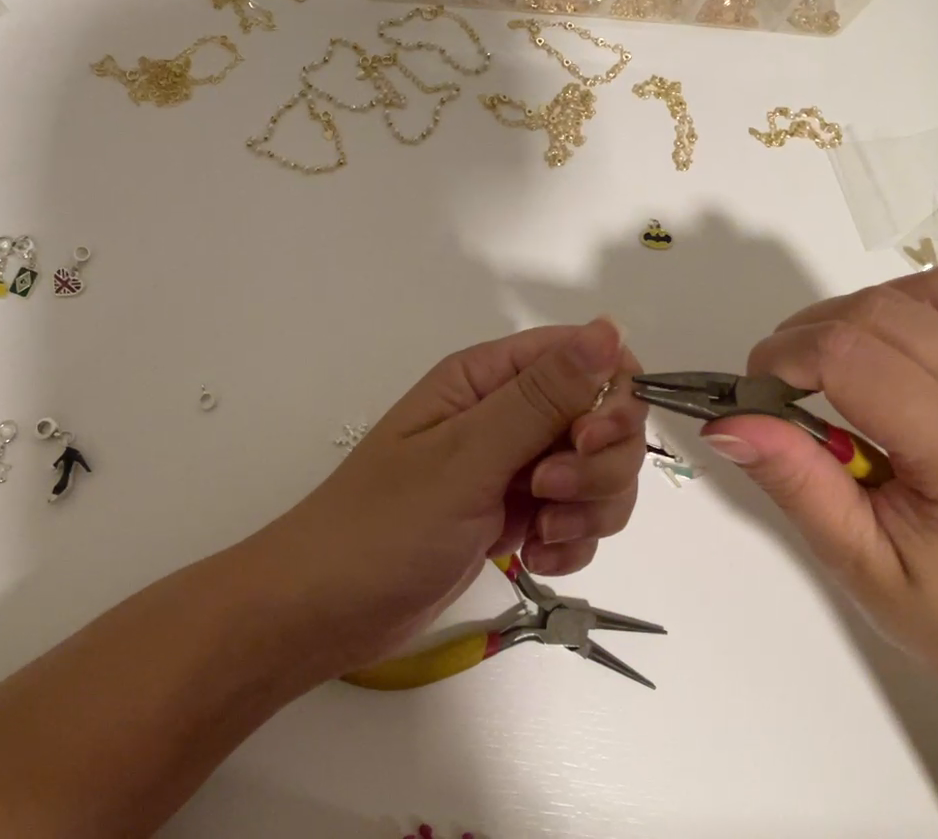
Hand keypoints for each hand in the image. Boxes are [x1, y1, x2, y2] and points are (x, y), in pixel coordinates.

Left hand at [253, 317, 646, 673]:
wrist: (329, 609)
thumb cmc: (386, 525)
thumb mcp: (465, 456)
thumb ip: (541, 397)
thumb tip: (608, 328)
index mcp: (486, 379)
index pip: (586, 357)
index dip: (607, 397)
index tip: (588, 441)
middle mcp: (505, 415)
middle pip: (603, 419)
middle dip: (597, 464)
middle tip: (547, 494)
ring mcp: (512, 470)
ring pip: (597, 474)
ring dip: (587, 510)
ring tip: (539, 536)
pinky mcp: (515, 518)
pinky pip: (577, 519)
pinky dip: (570, 543)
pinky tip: (534, 560)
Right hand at [702, 268, 937, 703]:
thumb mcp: (854, 558)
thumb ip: (791, 478)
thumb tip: (726, 420)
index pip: (857, 358)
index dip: (786, 356)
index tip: (757, 388)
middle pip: (891, 313)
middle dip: (813, 331)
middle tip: (786, 379)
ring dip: (867, 312)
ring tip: (840, 361)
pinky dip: (923, 314)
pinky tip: (901, 358)